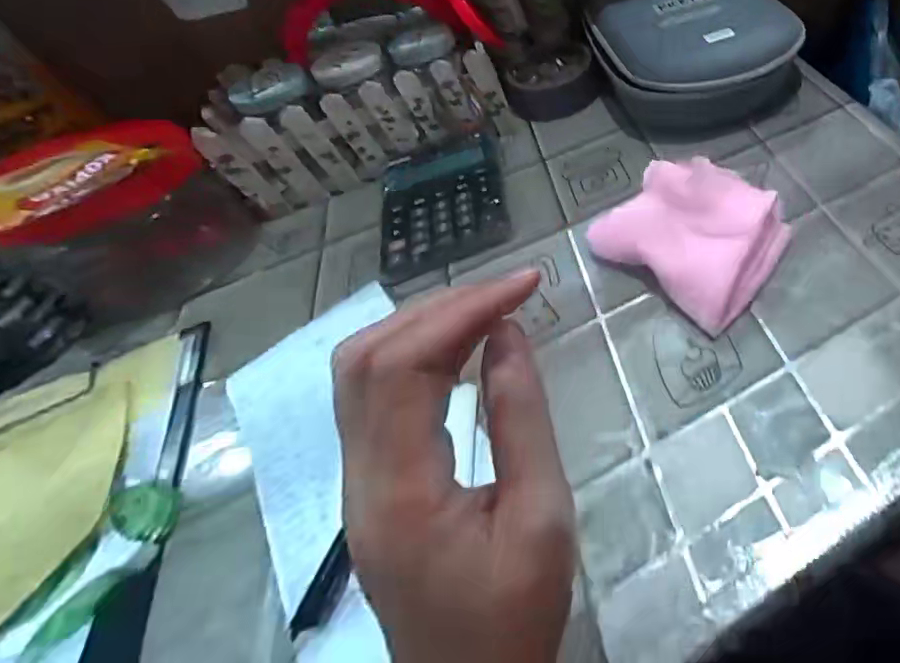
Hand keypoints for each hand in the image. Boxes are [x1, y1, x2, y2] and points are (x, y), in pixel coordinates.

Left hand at [333, 270, 575, 662]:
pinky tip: (461, 347)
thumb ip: (520, 419)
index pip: (403, 369)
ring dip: (422, 324)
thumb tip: (508, 335)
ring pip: (360, 371)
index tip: (525, 285)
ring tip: (487, 309)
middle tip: (508, 292)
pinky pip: (375, 394)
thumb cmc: (514, 615)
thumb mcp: (541, 517)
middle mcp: (360, 478)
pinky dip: (417, 352)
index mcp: (398, 492)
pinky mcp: (370, 482)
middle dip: (440, 307)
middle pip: (366, 359)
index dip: (462, 311)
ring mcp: (357, 480)